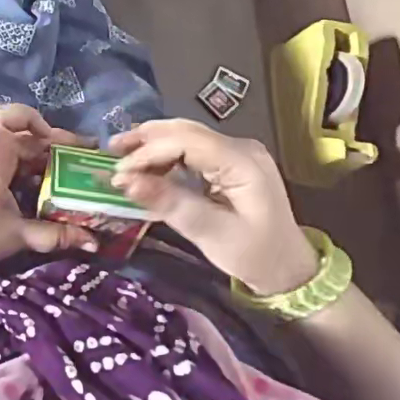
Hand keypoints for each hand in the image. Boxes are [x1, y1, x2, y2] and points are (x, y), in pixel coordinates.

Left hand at [0, 104, 100, 275]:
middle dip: (52, 146)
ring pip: (15, 152)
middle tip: (83, 161)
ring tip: (69, 178)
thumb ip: (54, 236)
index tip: (53, 139)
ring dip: (41, 162)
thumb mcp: (14, 237)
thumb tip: (94, 241)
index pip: (3, 117)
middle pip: (20, 136)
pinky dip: (26, 173)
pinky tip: (43, 192)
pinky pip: (5, 165)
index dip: (30, 118)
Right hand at [107, 119, 319, 296]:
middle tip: (110, 154)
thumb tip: (126, 182)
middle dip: (145, 139)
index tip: (119, 174)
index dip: (147, 152)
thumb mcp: (210, 233)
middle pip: (184, 130)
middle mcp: (240, 147)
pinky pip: (193, 150)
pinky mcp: (231, 163)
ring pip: (186, 136)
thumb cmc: (253, 255)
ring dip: (152, 145)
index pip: (185, 141)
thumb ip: (169, 203)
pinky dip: (166, 156)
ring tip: (122, 159)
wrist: (289, 269)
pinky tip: (147, 168)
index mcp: (242, 161)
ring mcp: (237, 153)